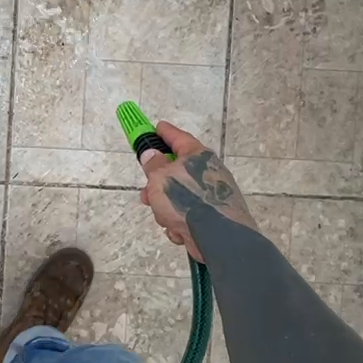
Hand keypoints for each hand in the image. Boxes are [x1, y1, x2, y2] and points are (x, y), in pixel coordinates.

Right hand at [138, 121, 257, 260]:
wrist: (217, 235)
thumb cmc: (186, 200)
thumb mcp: (160, 178)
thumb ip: (153, 164)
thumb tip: (151, 153)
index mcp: (197, 156)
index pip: (178, 138)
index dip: (165, 132)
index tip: (156, 127)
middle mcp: (206, 171)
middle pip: (174, 171)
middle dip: (156, 184)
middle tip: (146, 192)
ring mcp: (210, 194)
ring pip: (177, 196)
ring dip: (164, 206)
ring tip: (163, 216)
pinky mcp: (211, 215)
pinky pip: (185, 214)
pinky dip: (178, 221)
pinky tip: (177, 229)